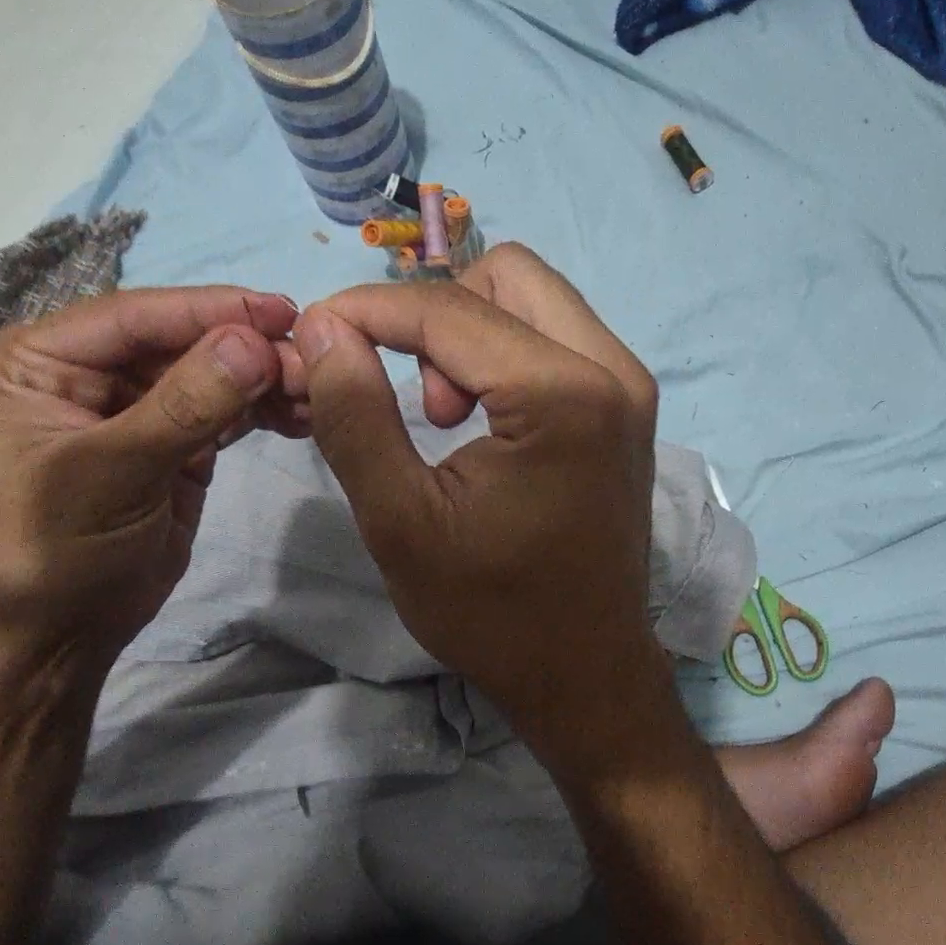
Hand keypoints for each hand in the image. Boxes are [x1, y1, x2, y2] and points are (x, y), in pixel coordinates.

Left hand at [0, 287, 299, 691]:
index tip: (285, 312)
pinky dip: (262, 414)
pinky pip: (224, 417)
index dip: (212, 310)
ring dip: (264, 383)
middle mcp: (91, 375)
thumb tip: (256, 342)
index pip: (138, 317)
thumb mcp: (112, 472)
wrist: (48, 642)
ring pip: (212, 378)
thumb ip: (186, 404)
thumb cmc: (49, 550)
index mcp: (45, 360)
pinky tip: (301, 415)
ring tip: (316, 393)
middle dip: (248, 352)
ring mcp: (137, 413)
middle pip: (183, 345)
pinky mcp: (174, 450)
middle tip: (313, 366)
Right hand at [292, 244, 668, 776]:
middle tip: (411, 394)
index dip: (368, 311)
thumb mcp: (400, 523)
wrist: (585, 672)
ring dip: (473, 331)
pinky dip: (506, 353)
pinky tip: (485, 422)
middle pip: (506, 272)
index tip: (314, 334)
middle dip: (435, 312)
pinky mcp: (628, 407)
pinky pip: (558, 337)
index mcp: (563, 395)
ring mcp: (631, 386)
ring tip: (447, 416)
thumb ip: (356, 416)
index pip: (448, 308)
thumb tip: (323, 328)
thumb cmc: (492, 613)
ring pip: (536, 298)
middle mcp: (614, 369)